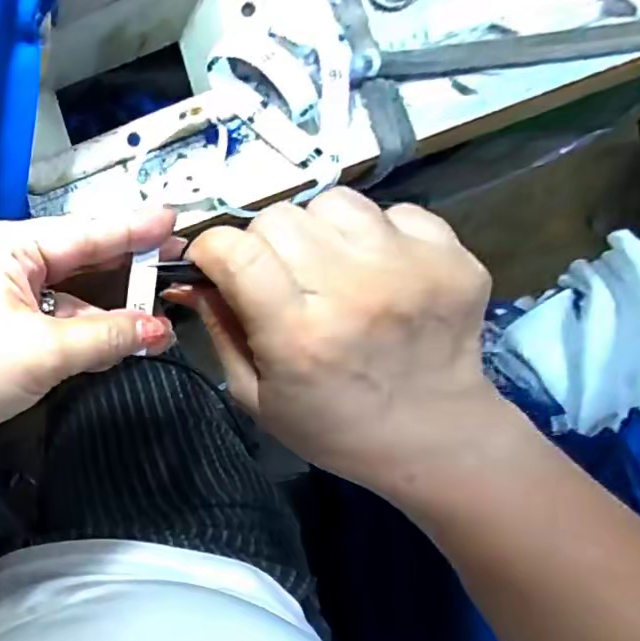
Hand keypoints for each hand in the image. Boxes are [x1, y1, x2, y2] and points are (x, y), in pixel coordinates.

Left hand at [0, 211, 176, 455]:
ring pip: (67, 293)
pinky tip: (115, 339)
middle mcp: (1, 261)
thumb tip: (158, 330)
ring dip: (105, 310)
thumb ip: (108, 336)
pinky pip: (53, 317)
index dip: (132, 228)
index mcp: (4, 247)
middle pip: (76, 258)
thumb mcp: (47, 352)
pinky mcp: (0, 325)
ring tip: (153, 318)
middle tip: (173, 260)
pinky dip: (82, 329)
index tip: (175, 218)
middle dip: (124, 268)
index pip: (82, 232)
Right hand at [166, 188, 506, 493]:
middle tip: (272, 278)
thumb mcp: (255, 394)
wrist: (430, 437)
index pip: (238, 252)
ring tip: (325, 270)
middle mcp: (353, 291)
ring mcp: (409, 267)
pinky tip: (373, 272)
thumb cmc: (328, 426)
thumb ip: (220, 330)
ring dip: (314, 232)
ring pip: (331, 203)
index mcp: (298, 335)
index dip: (211, 248)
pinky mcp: (450, 255)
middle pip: (278, 218)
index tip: (210, 264)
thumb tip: (189, 280)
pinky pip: (389, 211)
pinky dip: (369, 235)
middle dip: (259, 243)